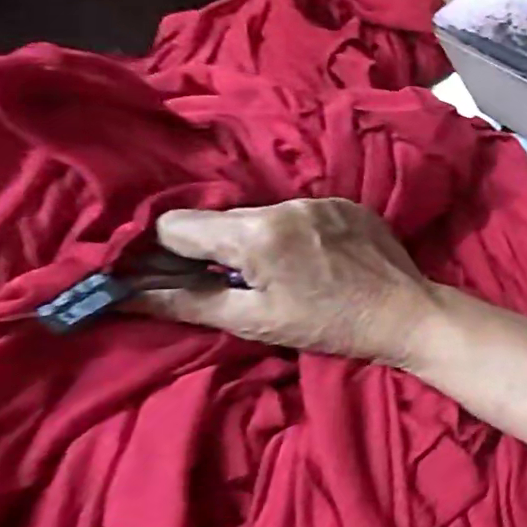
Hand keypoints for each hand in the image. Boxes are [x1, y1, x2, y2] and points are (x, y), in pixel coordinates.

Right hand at [133, 199, 448, 367]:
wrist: (407, 313)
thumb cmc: (331, 324)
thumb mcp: (253, 320)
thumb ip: (184, 301)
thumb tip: (119, 295)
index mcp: (257, 232)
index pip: (176, 225)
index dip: (164, 252)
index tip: (174, 276)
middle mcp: (289, 206)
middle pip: (222, 220)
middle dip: (215, 248)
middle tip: (236, 282)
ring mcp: (325, 203)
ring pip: (263, 216)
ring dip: (259, 241)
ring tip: (284, 275)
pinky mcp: (351, 206)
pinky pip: (304, 215)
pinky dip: (297, 234)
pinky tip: (316, 261)